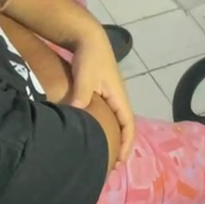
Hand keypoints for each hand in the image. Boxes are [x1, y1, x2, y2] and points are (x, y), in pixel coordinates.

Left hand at [66, 32, 135, 165]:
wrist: (87, 38)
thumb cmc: (89, 58)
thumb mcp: (85, 77)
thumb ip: (81, 95)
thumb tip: (76, 114)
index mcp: (119, 97)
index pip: (128, 126)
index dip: (125, 145)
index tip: (119, 162)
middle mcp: (119, 98)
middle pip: (125, 127)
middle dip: (121, 146)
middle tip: (111, 166)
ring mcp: (111, 95)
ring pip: (117, 121)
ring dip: (114, 138)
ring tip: (105, 154)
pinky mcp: (102, 92)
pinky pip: (108, 115)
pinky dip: (106, 127)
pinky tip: (94, 134)